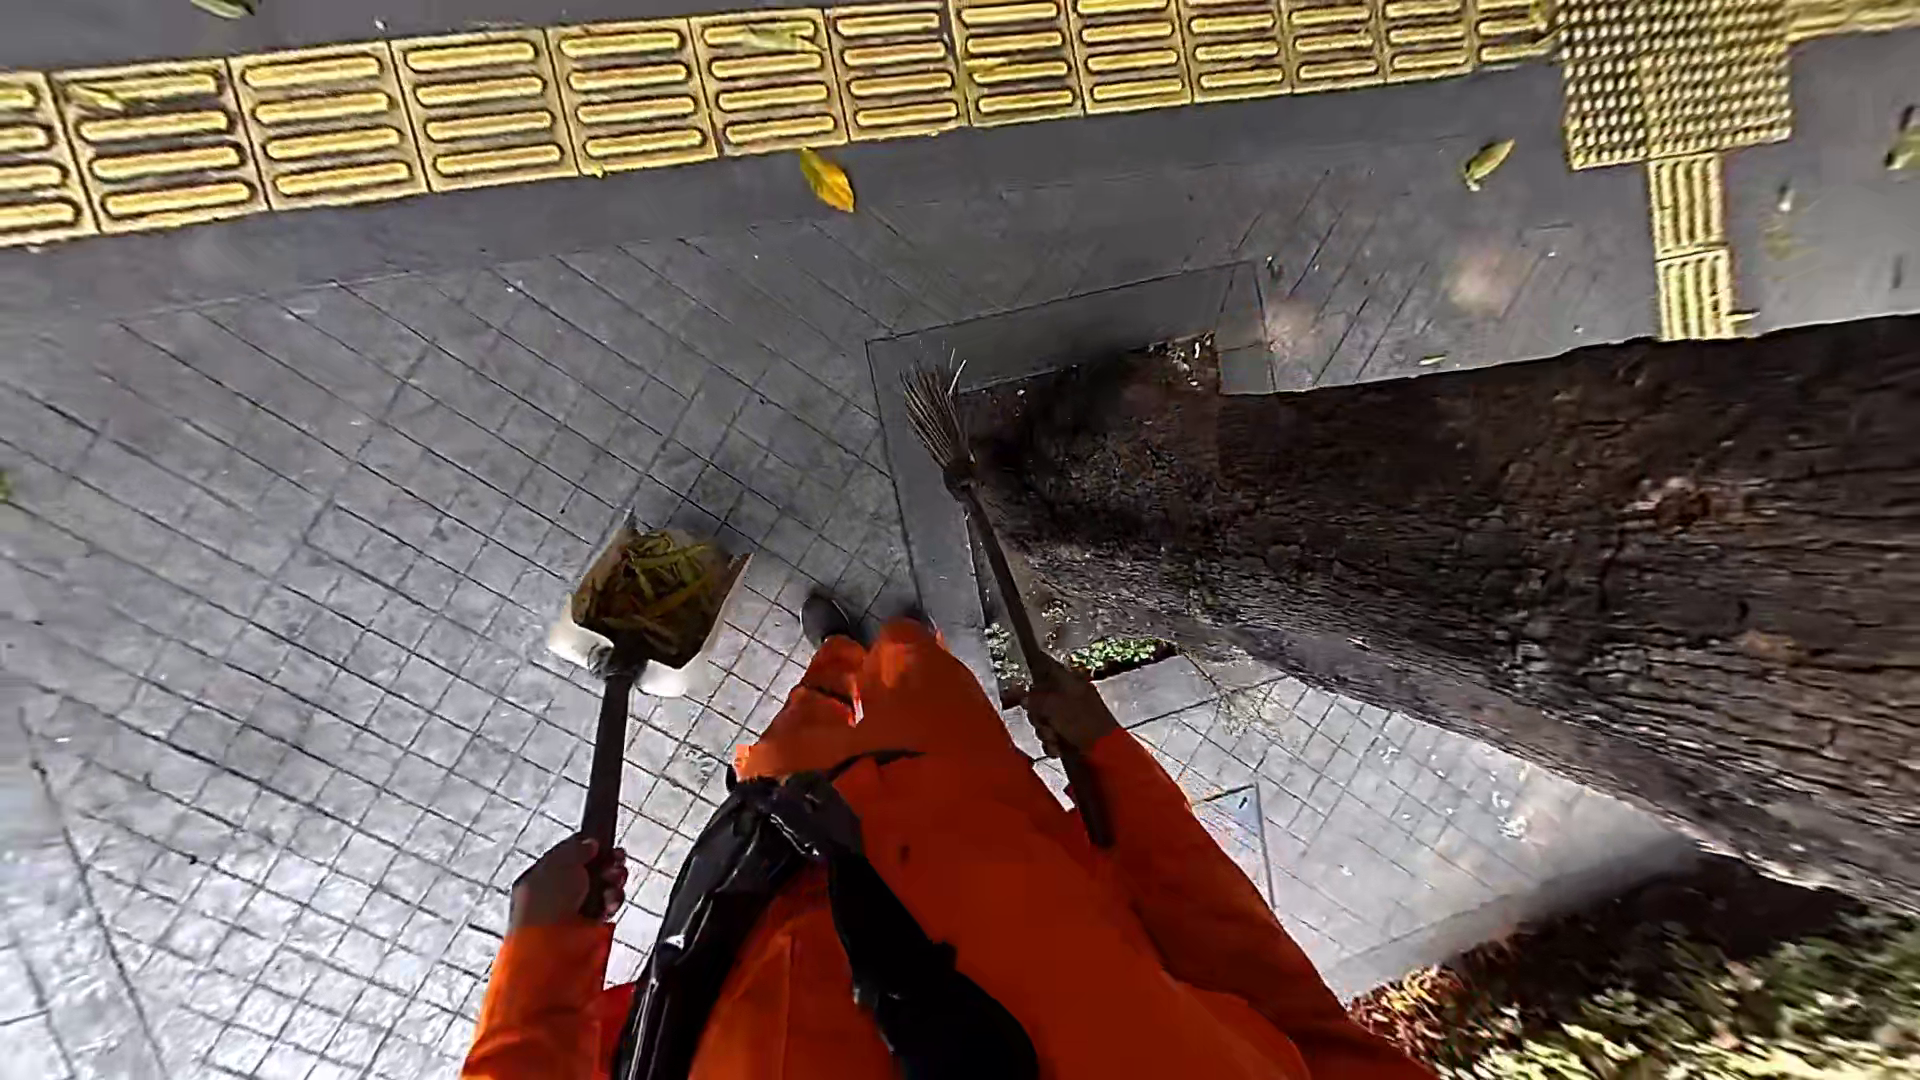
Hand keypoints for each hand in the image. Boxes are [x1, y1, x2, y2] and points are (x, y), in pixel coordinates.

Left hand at [510, 834, 627, 929]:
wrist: (553, 948)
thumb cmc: (546, 905)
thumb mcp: (560, 862)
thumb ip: (577, 847)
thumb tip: (591, 843)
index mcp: (538, 878)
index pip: (567, 855)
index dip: (587, 847)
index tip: (599, 845)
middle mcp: (555, 894)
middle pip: (592, 867)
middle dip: (608, 862)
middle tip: (615, 861)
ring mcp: (573, 910)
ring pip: (604, 883)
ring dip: (614, 879)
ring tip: (613, 881)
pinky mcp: (590, 924)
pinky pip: (610, 903)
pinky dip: (614, 899)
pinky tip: (609, 899)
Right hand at [1024, 655, 1119, 755]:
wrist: (1106, 755)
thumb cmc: (1083, 724)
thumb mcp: (1054, 706)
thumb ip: (1035, 699)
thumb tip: (1024, 697)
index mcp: (1071, 682)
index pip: (1046, 667)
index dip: (1031, 669)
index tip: (1018, 677)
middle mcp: (1070, 696)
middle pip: (1040, 698)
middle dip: (1038, 714)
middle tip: (1044, 722)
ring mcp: (1071, 716)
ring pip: (1044, 719)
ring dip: (1045, 732)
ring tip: (1055, 739)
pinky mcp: (1071, 736)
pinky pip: (1051, 735)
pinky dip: (1052, 743)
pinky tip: (1058, 749)